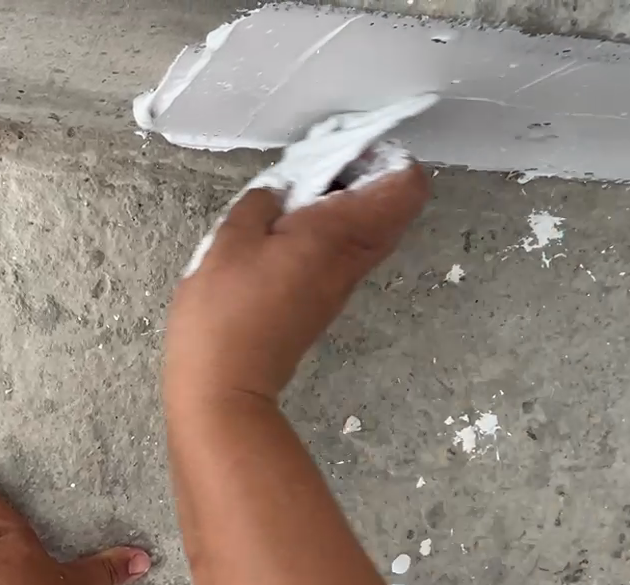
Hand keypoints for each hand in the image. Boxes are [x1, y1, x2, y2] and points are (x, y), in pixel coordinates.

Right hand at [164, 164, 428, 405]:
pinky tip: (275, 242)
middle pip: (392, 204)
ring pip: (365, 230)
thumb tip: (281, 194)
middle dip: (360, 176)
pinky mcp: (319, 306)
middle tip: (310, 173)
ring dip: (336, 207)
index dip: (382, 154)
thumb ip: (260, 202)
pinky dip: (320, 235)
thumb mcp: (229, 240)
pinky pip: (339, 254)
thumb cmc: (224, 314)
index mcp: (340, 233)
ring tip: (286, 207)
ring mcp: (338, 288)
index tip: (336, 151)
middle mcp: (352, 260)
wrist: (224, 388)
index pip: (406, 182)